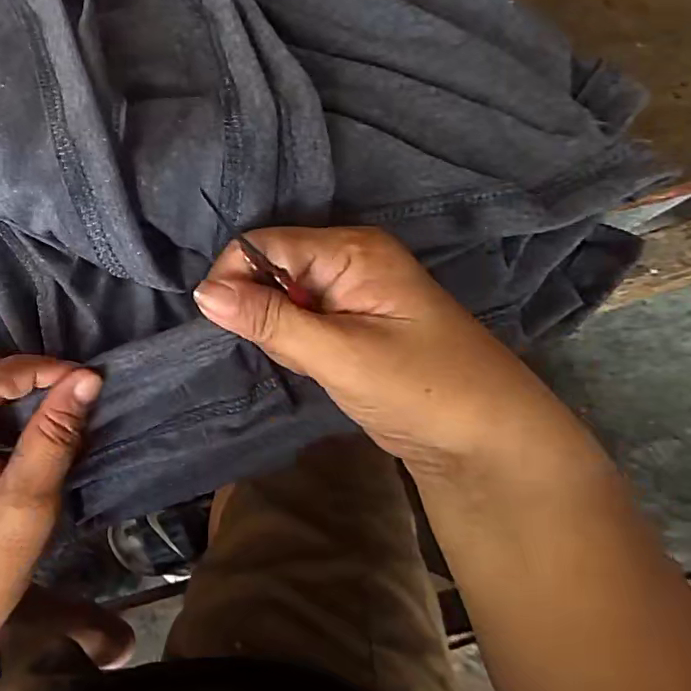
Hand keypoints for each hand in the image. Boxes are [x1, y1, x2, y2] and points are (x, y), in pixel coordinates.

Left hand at [0, 353, 102, 690]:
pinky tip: (27, 421)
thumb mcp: (27, 506)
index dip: (34, 371)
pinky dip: (0, 406)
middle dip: (24, 376)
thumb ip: (54, 436)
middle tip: (72, 390)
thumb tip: (86, 380)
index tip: (84, 376)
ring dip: (13, 389)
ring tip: (56, 403)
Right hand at [192, 226, 577, 475]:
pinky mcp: (347, 321)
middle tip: (280, 348)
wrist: (489, 446)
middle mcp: (347, 259)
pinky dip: (291, 342)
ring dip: (275, 329)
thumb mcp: (340, 355)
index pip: (263, 243)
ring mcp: (349, 291)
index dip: (234, 277)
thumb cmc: (423, 390)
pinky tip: (314, 365)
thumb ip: (269, 320)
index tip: (223, 323)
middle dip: (257, 307)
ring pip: (278, 296)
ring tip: (308, 361)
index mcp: (352, 250)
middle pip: (268, 266)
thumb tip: (201, 292)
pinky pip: (296, 318)